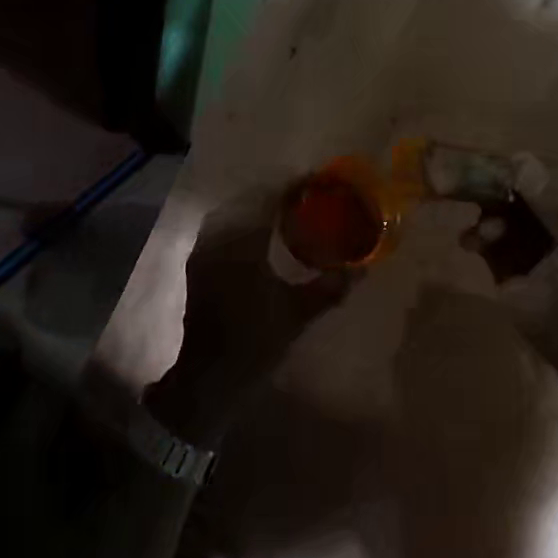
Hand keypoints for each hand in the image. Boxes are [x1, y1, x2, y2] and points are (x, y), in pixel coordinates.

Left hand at [144, 189, 356, 445]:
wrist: (207, 376)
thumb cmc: (254, 343)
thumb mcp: (297, 315)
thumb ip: (329, 288)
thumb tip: (361, 269)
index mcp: (243, 245)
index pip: (267, 200)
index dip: (291, 186)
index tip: (314, 181)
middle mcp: (218, 238)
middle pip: (248, 200)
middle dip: (275, 193)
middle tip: (304, 195)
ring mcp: (202, 249)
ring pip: (232, 211)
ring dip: (256, 205)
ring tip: (283, 209)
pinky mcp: (196, 261)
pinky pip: (221, 226)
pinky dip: (241, 221)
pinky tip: (258, 231)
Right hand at [465, 167, 557, 508]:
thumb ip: (551, 201)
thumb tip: (520, 158)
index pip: (553, 178)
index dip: (527, 167)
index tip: (500, 158)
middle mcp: (557, 224)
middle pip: (521, 193)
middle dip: (496, 187)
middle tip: (469, 178)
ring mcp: (531, 246)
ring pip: (500, 214)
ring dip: (487, 215)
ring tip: (485, 231)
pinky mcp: (508, 268)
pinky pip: (486, 240)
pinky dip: (476, 236)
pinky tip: (471, 242)